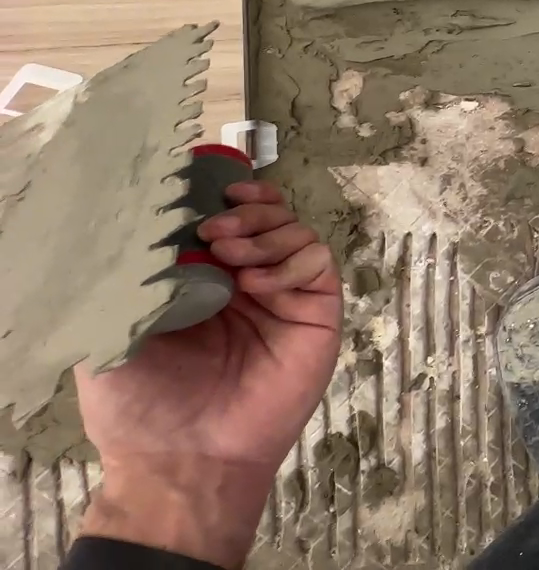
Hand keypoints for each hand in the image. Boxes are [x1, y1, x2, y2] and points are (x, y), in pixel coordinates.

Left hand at [76, 181, 341, 568]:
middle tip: (217, 226)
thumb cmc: (146, 404)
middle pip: (270, 219)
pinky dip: (292, 263)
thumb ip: (124, 291)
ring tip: (232, 255)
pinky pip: (319, 263)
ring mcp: (288, 292)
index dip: (227, 200)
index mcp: (204, 283)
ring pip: (298, 233)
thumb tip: (134, 234)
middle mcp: (250, 280)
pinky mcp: (319, 307)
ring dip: (268, 234)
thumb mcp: (111, 343)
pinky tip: (259, 285)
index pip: (227, 224)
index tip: (214, 189)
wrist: (193, 455)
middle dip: (250, 212)